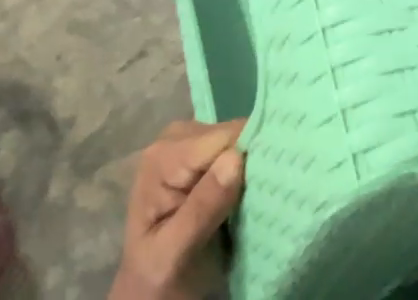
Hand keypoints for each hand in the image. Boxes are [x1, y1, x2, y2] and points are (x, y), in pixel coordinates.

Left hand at [110, 119, 247, 299]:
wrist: (149, 294)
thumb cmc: (159, 278)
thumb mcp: (174, 254)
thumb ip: (201, 209)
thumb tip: (236, 158)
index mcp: (163, 159)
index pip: (224, 138)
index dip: (251, 155)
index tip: (268, 183)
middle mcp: (174, 140)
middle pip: (234, 133)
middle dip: (253, 158)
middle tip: (263, 194)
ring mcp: (189, 145)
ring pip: (240, 137)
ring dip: (254, 163)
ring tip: (259, 194)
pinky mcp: (202, 155)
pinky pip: (238, 147)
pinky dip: (251, 166)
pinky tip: (252, 189)